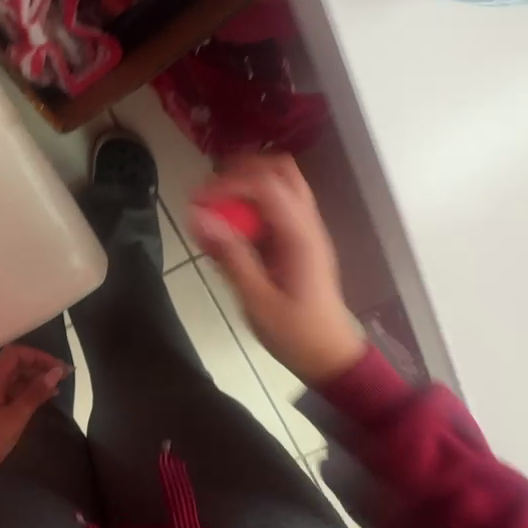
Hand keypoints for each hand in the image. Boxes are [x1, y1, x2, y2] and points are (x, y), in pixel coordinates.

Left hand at [0, 345, 68, 484]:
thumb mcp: (13, 419)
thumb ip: (34, 394)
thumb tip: (55, 372)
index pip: (15, 354)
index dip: (39, 356)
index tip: (60, 370)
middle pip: (12, 365)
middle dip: (38, 368)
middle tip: (62, 380)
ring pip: (8, 381)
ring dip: (30, 383)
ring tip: (53, 394)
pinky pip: (3, 395)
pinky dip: (20, 396)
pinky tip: (32, 407)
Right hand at [189, 153, 367, 387]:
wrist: (330, 357)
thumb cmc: (296, 334)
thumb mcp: (257, 300)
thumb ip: (230, 256)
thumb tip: (198, 218)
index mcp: (301, 236)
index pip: (266, 186)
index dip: (229, 183)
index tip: (197, 200)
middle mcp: (307, 224)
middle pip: (280, 170)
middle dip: (241, 171)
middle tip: (208, 192)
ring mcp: (304, 230)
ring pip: (279, 183)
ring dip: (246, 184)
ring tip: (214, 205)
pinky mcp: (297, 240)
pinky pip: (275, 205)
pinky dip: (250, 203)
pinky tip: (228, 226)